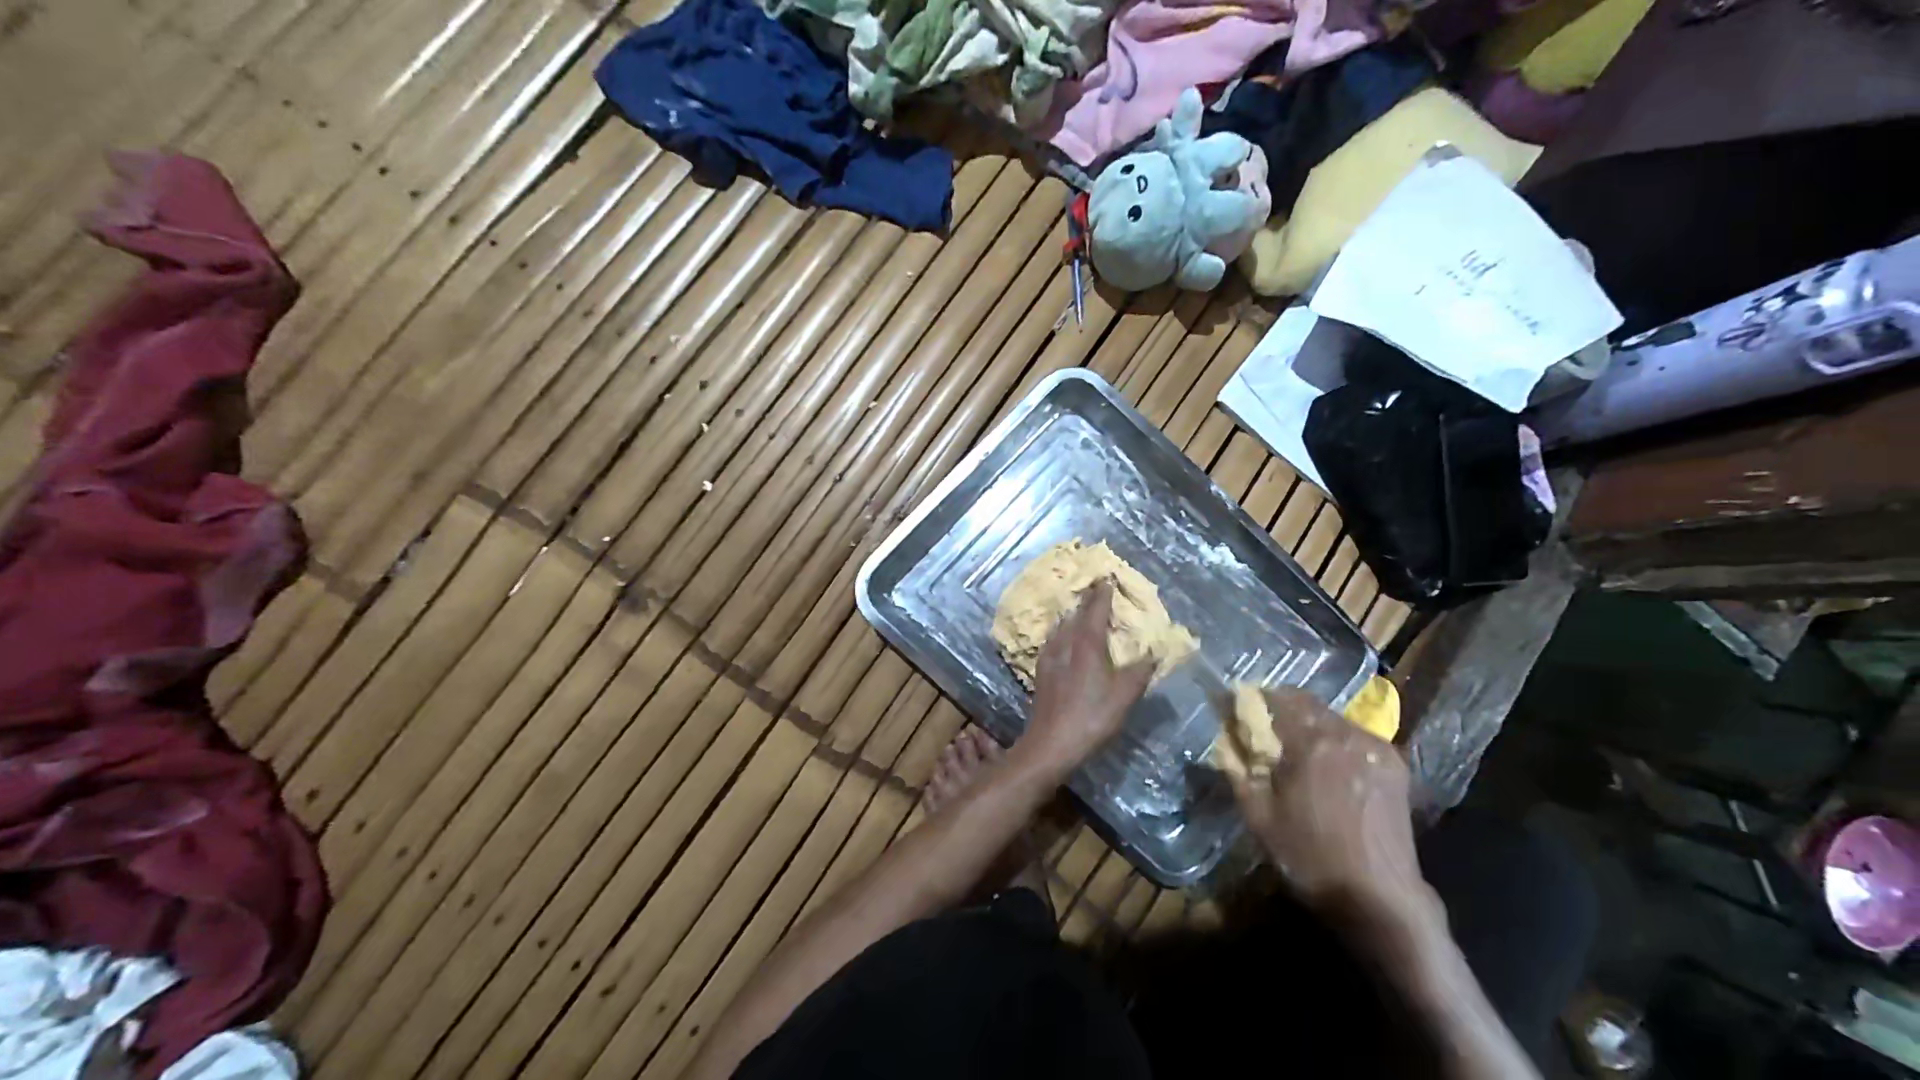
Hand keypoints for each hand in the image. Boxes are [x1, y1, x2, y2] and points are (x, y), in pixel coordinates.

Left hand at [1019, 580, 1155, 776]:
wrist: (1051, 743)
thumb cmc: (1091, 716)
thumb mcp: (1124, 695)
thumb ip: (1139, 671)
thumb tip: (1154, 652)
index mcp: (1086, 644)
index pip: (1095, 610)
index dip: (1102, 595)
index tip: (1108, 579)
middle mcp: (1065, 644)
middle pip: (1075, 615)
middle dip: (1086, 602)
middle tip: (1096, 590)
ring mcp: (1049, 657)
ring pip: (1062, 627)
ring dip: (1072, 616)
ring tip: (1081, 611)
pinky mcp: (1041, 672)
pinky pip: (1054, 641)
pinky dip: (1062, 633)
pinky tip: (1063, 640)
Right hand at [1227, 688, 1430, 917]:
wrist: (1379, 898)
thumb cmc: (1310, 857)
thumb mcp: (1258, 816)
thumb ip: (1238, 769)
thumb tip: (1225, 738)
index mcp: (1311, 742)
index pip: (1278, 697)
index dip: (1255, 698)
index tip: (1239, 709)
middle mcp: (1347, 734)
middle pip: (1307, 703)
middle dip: (1282, 710)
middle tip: (1264, 732)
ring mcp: (1376, 748)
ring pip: (1332, 718)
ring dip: (1309, 725)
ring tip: (1296, 752)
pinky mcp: (1395, 765)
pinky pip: (1354, 737)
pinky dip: (1335, 741)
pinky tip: (1328, 767)